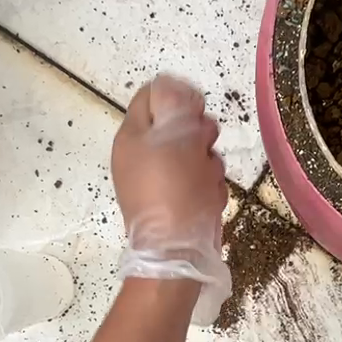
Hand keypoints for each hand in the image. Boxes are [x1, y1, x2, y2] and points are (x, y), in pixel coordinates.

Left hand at [112, 75, 227, 258]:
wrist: (177, 254)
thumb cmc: (174, 192)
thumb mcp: (173, 136)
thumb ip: (174, 104)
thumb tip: (173, 87)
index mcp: (131, 137)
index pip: (152, 95)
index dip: (179, 96)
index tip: (197, 110)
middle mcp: (141, 157)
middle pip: (179, 125)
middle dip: (200, 134)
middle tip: (204, 145)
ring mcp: (159, 182)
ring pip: (196, 155)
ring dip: (209, 164)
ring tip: (206, 180)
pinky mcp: (177, 204)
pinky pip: (199, 183)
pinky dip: (208, 189)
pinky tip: (208, 200)